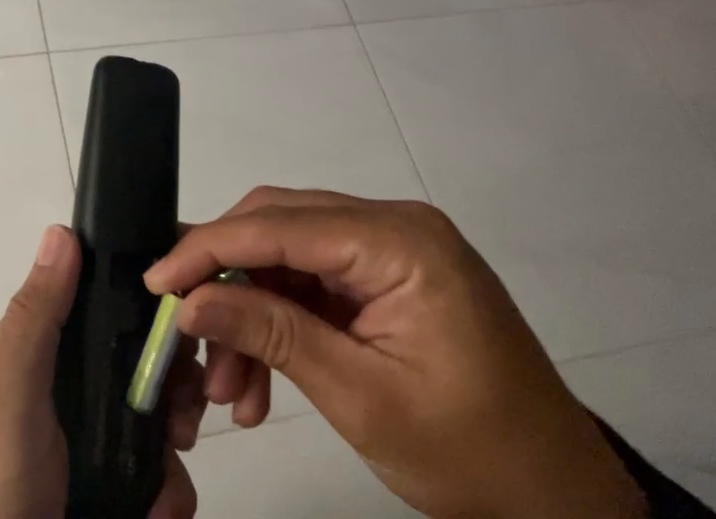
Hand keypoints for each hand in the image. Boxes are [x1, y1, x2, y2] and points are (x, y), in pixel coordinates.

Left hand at [0, 224, 199, 518]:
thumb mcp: (4, 400)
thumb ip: (34, 321)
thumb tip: (62, 232)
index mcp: (11, 372)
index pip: (79, 317)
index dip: (129, 316)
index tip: (178, 327)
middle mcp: (45, 409)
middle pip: (122, 374)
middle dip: (163, 392)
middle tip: (185, 416)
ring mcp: (74, 460)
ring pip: (144, 432)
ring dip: (167, 458)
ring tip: (167, 483)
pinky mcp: (102, 502)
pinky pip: (148, 484)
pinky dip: (163, 499)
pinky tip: (158, 513)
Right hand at [147, 189, 645, 518]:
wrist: (558, 499)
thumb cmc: (472, 453)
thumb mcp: (360, 396)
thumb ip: (270, 334)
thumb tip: (189, 302)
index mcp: (400, 241)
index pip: (280, 223)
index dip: (209, 248)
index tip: (156, 284)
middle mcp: (394, 227)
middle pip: (279, 227)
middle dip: (226, 282)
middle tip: (184, 332)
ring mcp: (393, 252)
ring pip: (288, 259)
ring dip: (250, 314)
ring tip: (227, 390)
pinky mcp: (388, 282)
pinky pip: (313, 287)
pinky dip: (280, 327)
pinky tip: (258, 387)